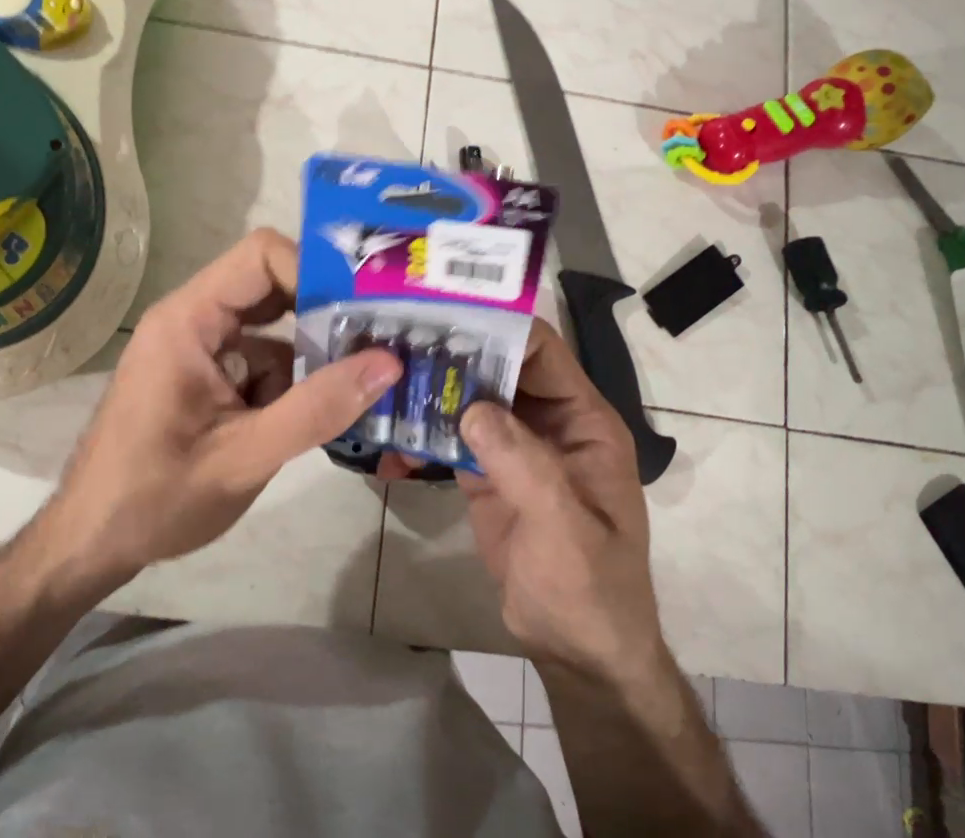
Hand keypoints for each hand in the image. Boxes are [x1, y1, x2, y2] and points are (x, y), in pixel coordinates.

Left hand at [42, 229, 402, 580]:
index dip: (316, 274)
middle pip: (274, 293)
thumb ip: (317, 409)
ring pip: (275, 335)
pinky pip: (263, 368)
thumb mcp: (245, 457)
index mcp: (187, 322)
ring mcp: (200, 355)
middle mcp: (193, 324)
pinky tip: (324, 422)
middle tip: (386, 346)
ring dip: (315, 364)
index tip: (364, 314)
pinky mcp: (208, 385)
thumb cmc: (155, 498)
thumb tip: (390, 362)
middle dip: (327, 320)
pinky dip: (294, 391)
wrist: (94, 541)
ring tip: (369, 392)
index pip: (262, 257)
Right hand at [407, 319, 665, 682]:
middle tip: (388, 342)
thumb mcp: (563, 526)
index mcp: (583, 422)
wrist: (578, 650)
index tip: (439, 315)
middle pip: (495, 371)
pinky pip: (450, 444)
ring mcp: (514, 451)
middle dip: (448, 356)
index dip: (495, 329)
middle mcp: (548, 425)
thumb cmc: (589, 587)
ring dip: (427, 395)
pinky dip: (420, 439)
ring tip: (376, 382)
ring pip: (467, 403)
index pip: (540, 352)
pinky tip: (385, 441)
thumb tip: (471, 407)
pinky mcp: (485, 478)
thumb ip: (522, 463)